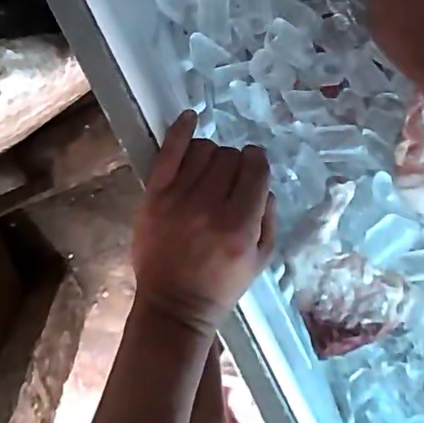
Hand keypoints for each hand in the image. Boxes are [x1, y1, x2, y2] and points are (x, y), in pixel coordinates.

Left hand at [132, 110, 274, 334]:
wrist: (173, 304)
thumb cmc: (222, 285)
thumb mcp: (261, 260)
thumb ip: (269, 217)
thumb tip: (264, 182)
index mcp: (240, 225)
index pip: (255, 169)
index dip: (256, 164)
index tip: (252, 169)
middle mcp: (210, 207)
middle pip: (230, 157)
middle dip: (235, 164)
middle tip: (228, 181)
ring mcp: (178, 198)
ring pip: (204, 150)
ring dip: (212, 155)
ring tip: (209, 172)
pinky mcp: (154, 195)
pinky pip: (169, 150)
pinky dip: (181, 130)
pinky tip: (191, 117)